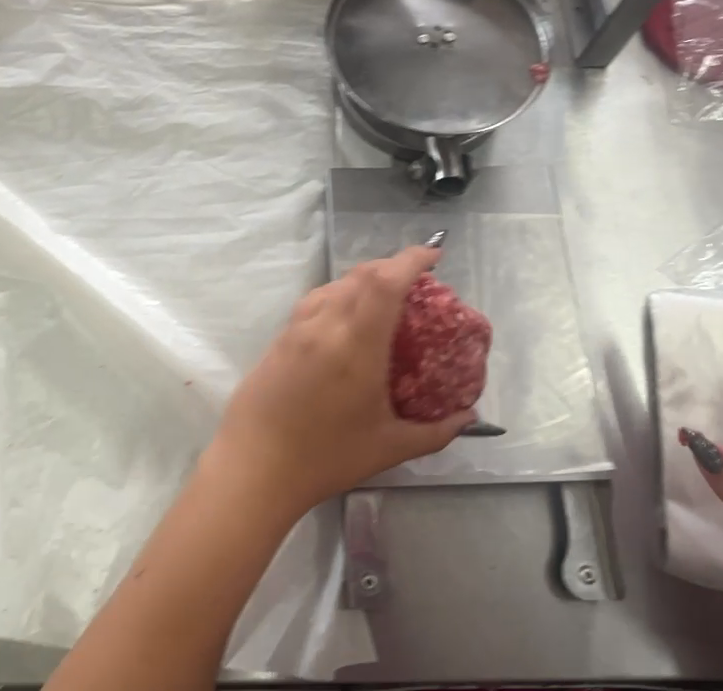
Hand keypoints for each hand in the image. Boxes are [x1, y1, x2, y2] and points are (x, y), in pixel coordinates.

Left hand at [210, 244, 474, 514]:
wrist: (254, 467)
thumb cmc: (326, 458)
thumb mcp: (389, 447)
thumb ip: (435, 431)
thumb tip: (469, 419)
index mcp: (356, 344)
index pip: (385, 282)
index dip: (410, 260)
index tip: (433, 255)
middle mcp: (325, 325)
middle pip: (361, 275)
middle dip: (392, 266)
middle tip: (417, 278)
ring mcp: (297, 329)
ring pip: (335, 285)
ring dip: (364, 279)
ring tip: (385, 294)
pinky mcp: (280, 339)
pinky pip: (316, 301)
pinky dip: (340, 295)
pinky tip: (347, 317)